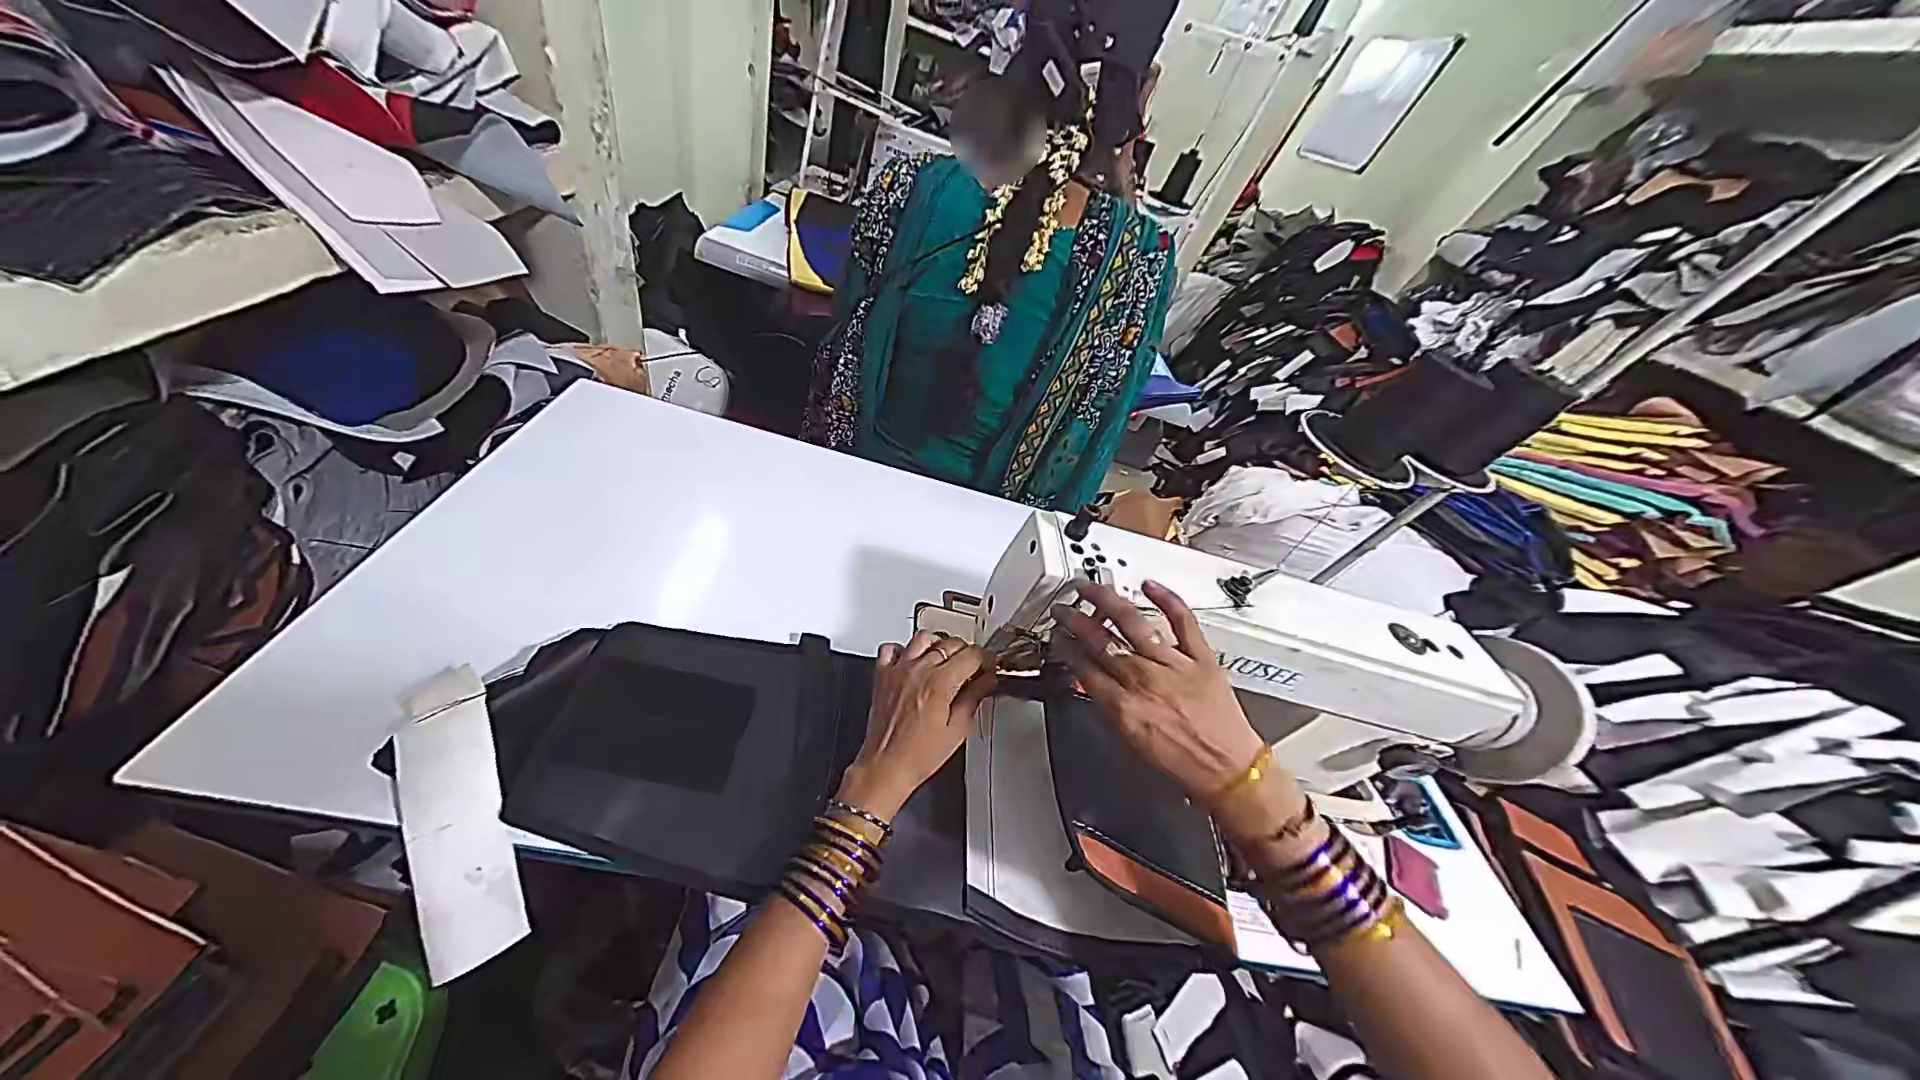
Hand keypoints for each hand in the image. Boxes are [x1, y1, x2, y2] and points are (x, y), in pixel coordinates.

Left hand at [836, 631, 996, 820]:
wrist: (886, 767)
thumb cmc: (917, 756)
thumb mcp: (957, 730)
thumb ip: (973, 698)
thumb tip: (986, 681)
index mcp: (939, 684)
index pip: (971, 655)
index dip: (985, 659)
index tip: (988, 666)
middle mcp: (918, 671)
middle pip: (950, 643)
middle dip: (967, 652)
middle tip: (972, 666)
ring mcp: (898, 671)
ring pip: (923, 637)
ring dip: (938, 644)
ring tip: (945, 658)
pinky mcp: (882, 676)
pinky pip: (890, 648)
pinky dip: (903, 649)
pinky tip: (912, 659)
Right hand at [1051, 581, 1270, 807]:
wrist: (1228, 771)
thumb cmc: (1183, 762)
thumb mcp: (1130, 742)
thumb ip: (1108, 706)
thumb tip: (1091, 681)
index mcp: (1123, 707)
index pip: (1084, 666)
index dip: (1067, 647)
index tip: (1061, 637)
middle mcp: (1145, 681)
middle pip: (1101, 641)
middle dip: (1076, 621)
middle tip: (1064, 609)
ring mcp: (1174, 665)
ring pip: (1133, 623)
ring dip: (1107, 601)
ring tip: (1092, 589)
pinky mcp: (1201, 657)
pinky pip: (1183, 620)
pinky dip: (1166, 598)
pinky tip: (1149, 586)